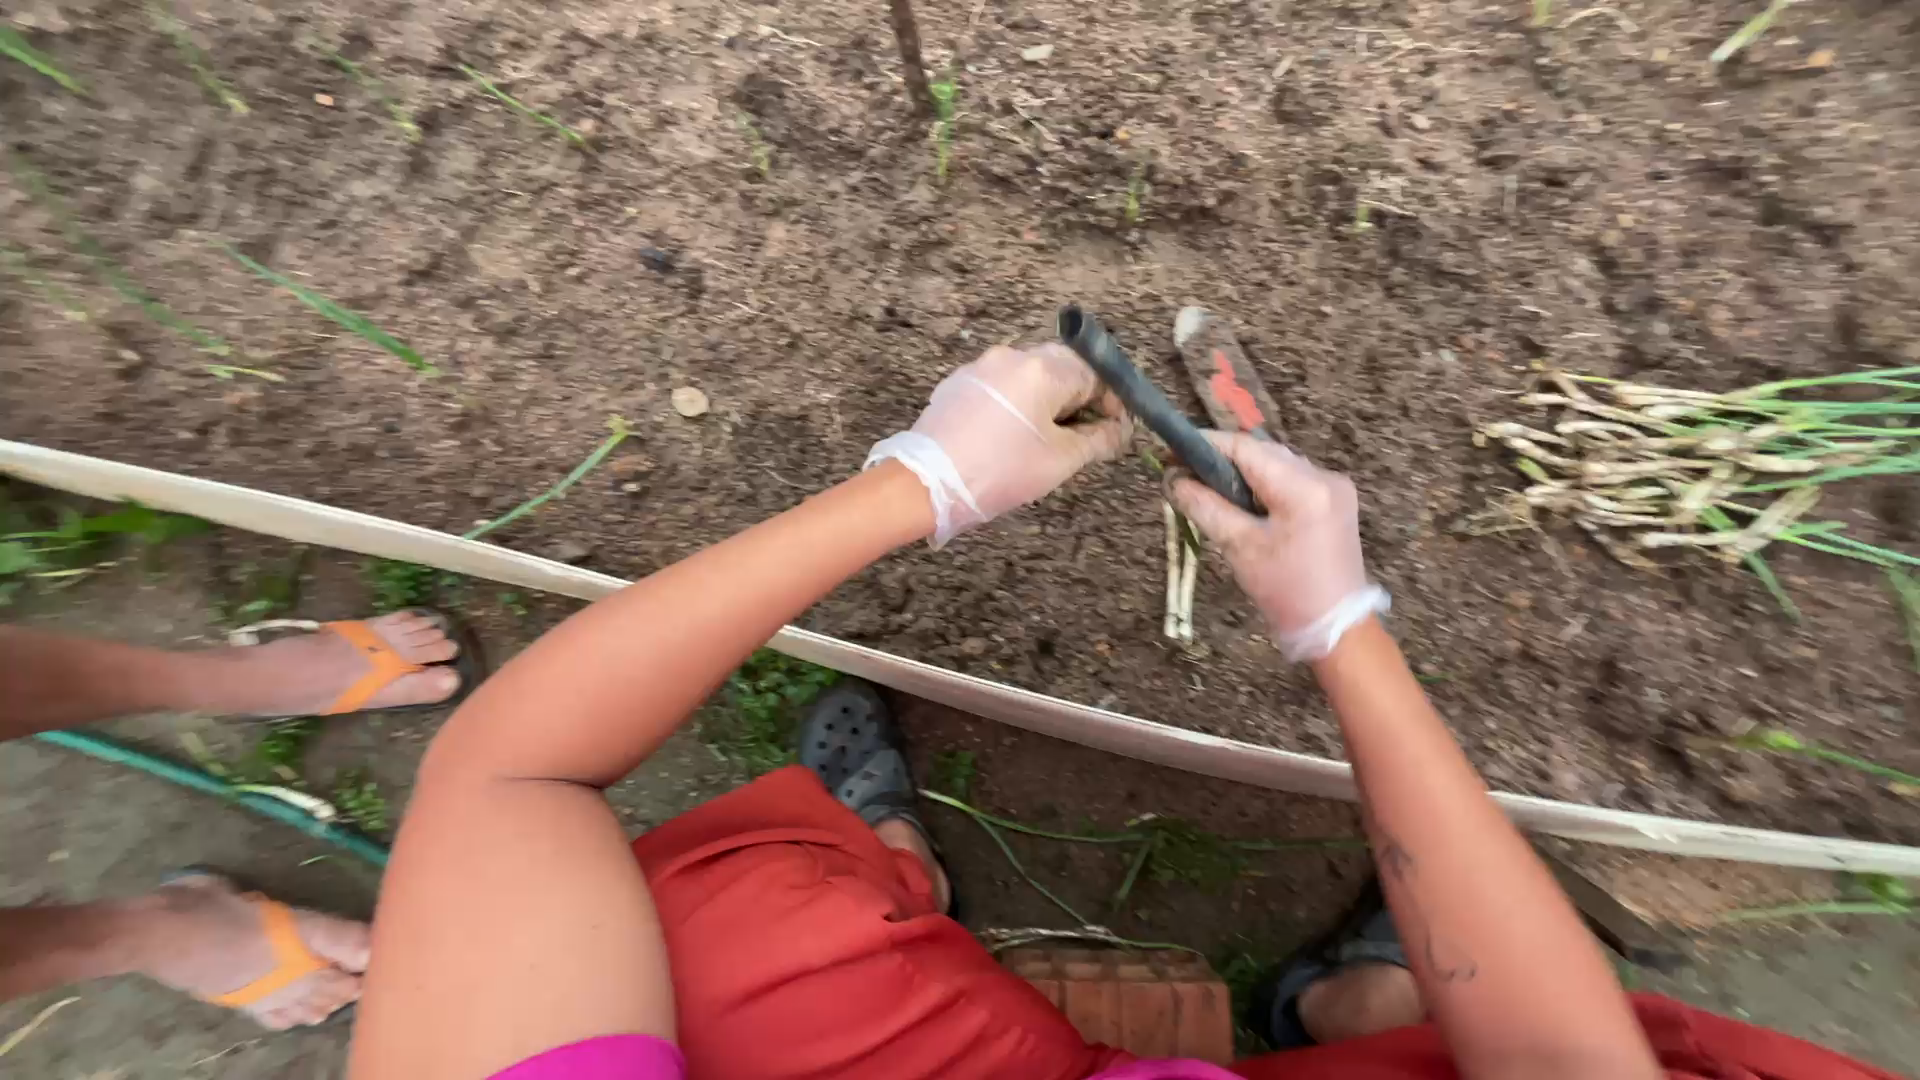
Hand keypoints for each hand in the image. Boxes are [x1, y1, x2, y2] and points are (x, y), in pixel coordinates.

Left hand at [868, 344, 1131, 544]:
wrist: (926, 483)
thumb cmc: (999, 472)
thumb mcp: (1060, 460)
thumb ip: (1098, 439)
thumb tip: (1119, 430)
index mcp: (1042, 369)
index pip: (1095, 374)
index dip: (1112, 403)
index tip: (1113, 431)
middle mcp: (1012, 356)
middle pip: (1062, 368)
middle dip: (1079, 401)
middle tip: (1083, 438)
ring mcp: (981, 367)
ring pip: (1030, 377)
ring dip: (1048, 403)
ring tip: (1046, 442)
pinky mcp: (959, 384)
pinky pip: (1002, 386)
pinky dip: (1018, 405)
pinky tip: (1012, 437)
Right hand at [1167, 432, 1387, 660]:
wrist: (1335, 626)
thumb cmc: (1284, 590)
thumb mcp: (1237, 547)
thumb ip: (1203, 506)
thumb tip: (1172, 480)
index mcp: (1302, 487)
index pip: (1244, 448)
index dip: (1205, 445)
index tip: (1172, 452)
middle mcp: (1323, 476)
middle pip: (1261, 452)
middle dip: (1221, 460)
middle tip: (1184, 474)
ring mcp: (1333, 487)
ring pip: (1275, 464)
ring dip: (1241, 473)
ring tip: (1208, 490)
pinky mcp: (1334, 500)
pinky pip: (1289, 479)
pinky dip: (1261, 485)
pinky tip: (1242, 503)